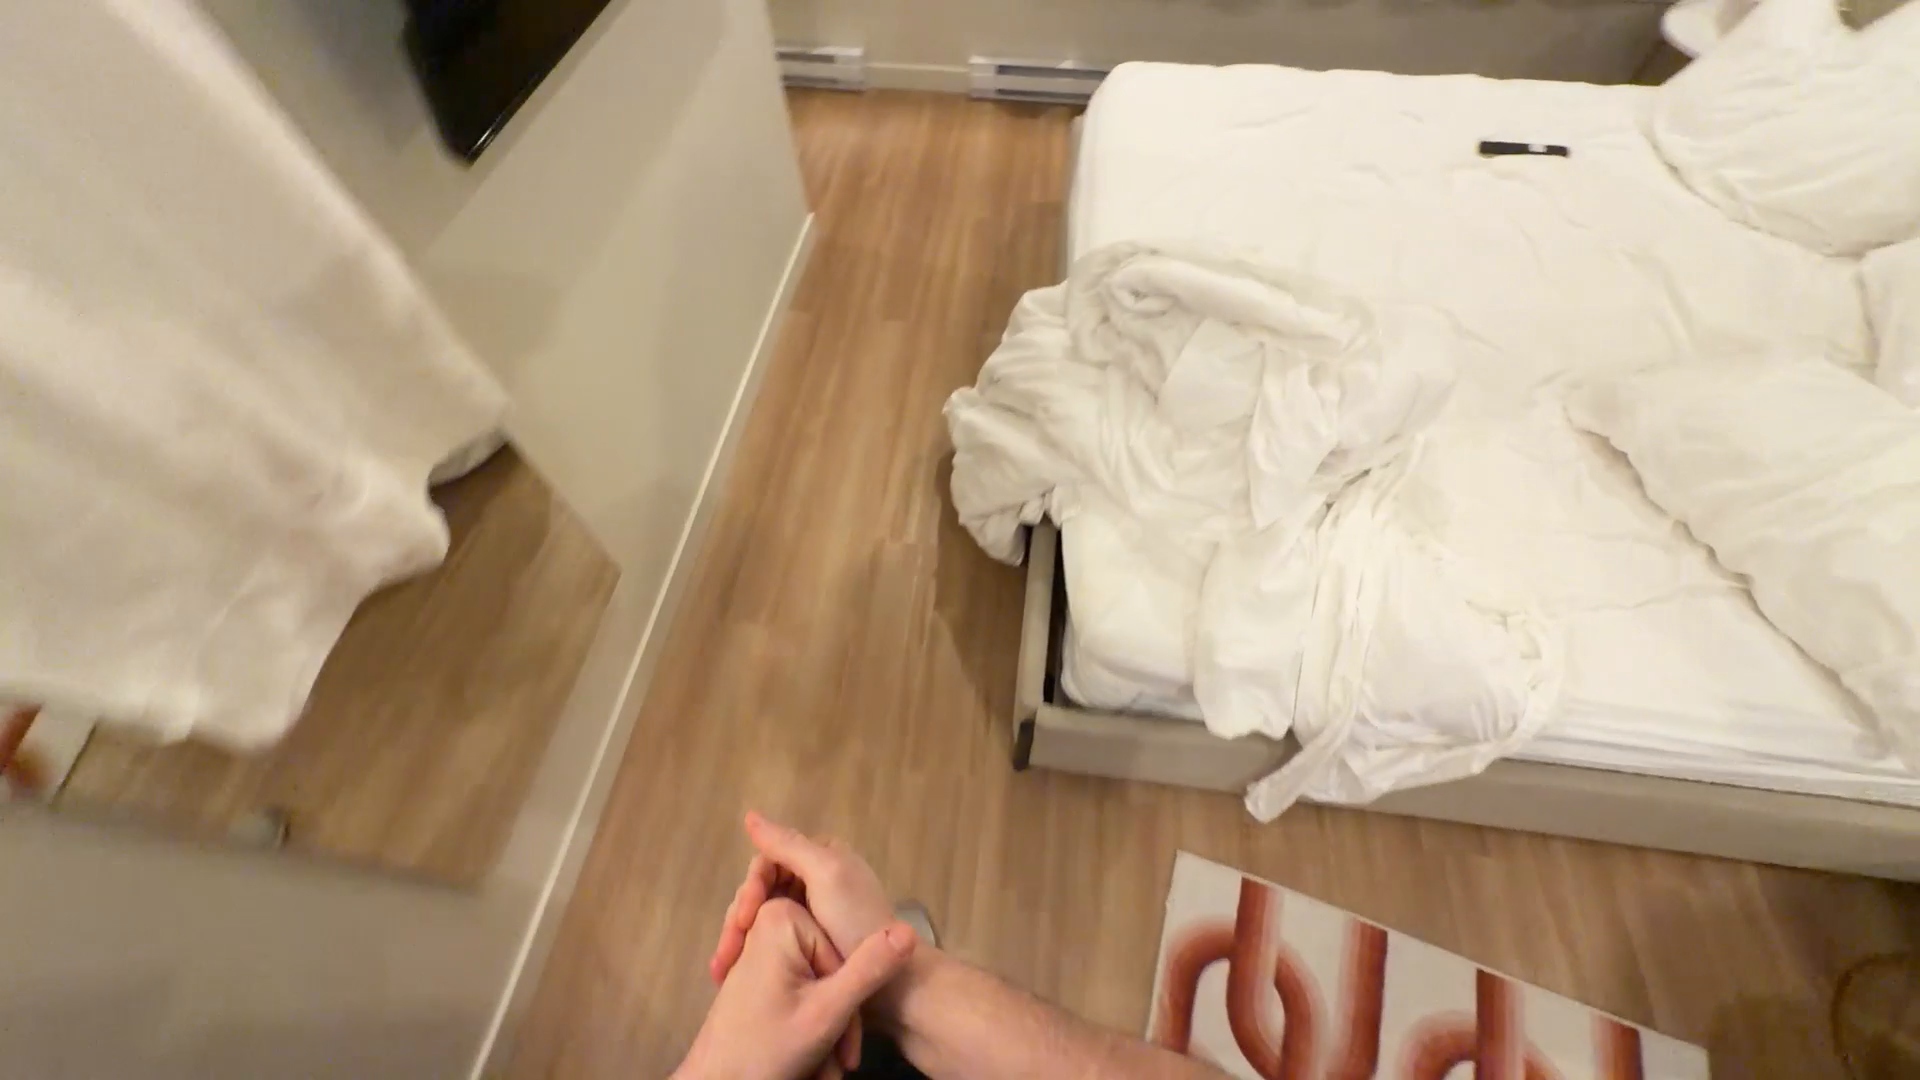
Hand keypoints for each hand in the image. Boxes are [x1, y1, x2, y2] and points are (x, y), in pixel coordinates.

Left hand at [676, 898, 916, 1079]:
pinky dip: (807, 1018)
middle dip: (838, 1014)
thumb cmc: (765, 1051)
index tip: (845, 1045)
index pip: (842, 952)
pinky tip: (806, 1053)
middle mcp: (771, 919)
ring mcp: (763, 944)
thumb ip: (870, 969)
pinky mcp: (761, 967)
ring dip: (825, 1022)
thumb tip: (909, 931)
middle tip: (836, 1059)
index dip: (849, 1000)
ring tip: (820, 1063)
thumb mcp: (827, 1012)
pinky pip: (800, 984)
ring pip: (818, 978)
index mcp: (783, 915)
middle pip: (830, 963)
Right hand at [710, 812, 895, 985]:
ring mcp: (809, 911)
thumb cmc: (857, 921)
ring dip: (739, 939)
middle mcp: (814, 877)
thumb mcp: (825, 875)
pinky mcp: (806, 942)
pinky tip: (734, 974)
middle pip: (762, 888)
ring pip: (760, 916)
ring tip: (723, 970)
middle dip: (739, 918)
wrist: (890, 980)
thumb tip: (749, 816)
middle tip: (726, 953)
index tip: (742, 920)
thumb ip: (788, 845)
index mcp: (821, 855)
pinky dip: (749, 953)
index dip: (750, 888)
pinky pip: (768, 939)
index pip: (769, 859)